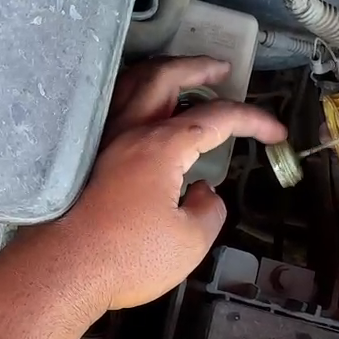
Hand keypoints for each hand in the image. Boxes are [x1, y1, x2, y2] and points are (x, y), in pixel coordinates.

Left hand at [11, 57, 286, 313]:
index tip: (276, 133)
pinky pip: (113, 108)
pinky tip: (141, 114)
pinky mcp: (83, 158)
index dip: (252, 120)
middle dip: (198, 66)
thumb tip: (204, 191)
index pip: (217, 117)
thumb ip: (208, 209)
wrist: (63, 271)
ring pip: (131, 86)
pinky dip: (135, 97)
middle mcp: (128, 131)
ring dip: (162, 73)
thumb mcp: (189, 242)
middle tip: (222, 68)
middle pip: (164, 76)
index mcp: (161, 146)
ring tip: (181, 77)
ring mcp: (100, 141)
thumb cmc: (128, 258)